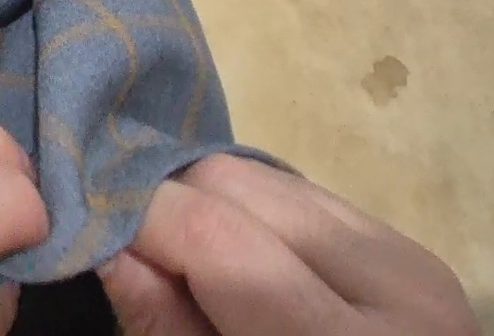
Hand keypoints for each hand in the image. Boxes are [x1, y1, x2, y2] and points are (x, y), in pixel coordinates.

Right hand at [100, 154, 478, 335]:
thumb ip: (159, 325)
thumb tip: (103, 240)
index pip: (212, 233)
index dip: (133, 216)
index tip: (87, 228)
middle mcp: (395, 290)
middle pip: (228, 182)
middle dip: (164, 203)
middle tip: (138, 254)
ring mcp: (405, 257)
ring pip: (254, 173)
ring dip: (201, 201)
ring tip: (191, 262)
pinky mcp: (402, 245)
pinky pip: (289, 189)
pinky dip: (243, 210)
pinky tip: (242, 259)